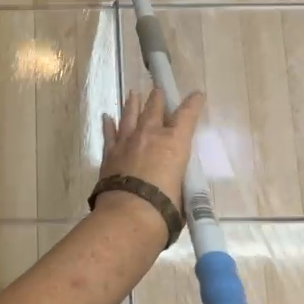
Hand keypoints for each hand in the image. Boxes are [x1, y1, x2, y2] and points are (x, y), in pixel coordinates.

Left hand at [99, 87, 206, 209]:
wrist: (130, 214)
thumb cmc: (165, 207)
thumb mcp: (183, 191)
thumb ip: (179, 180)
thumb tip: (175, 183)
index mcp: (174, 143)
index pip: (187, 116)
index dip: (193, 104)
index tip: (197, 94)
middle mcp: (150, 135)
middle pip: (154, 110)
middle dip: (157, 99)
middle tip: (157, 89)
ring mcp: (127, 142)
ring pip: (130, 116)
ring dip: (132, 105)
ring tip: (133, 94)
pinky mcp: (110, 154)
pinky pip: (109, 134)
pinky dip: (108, 125)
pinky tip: (106, 118)